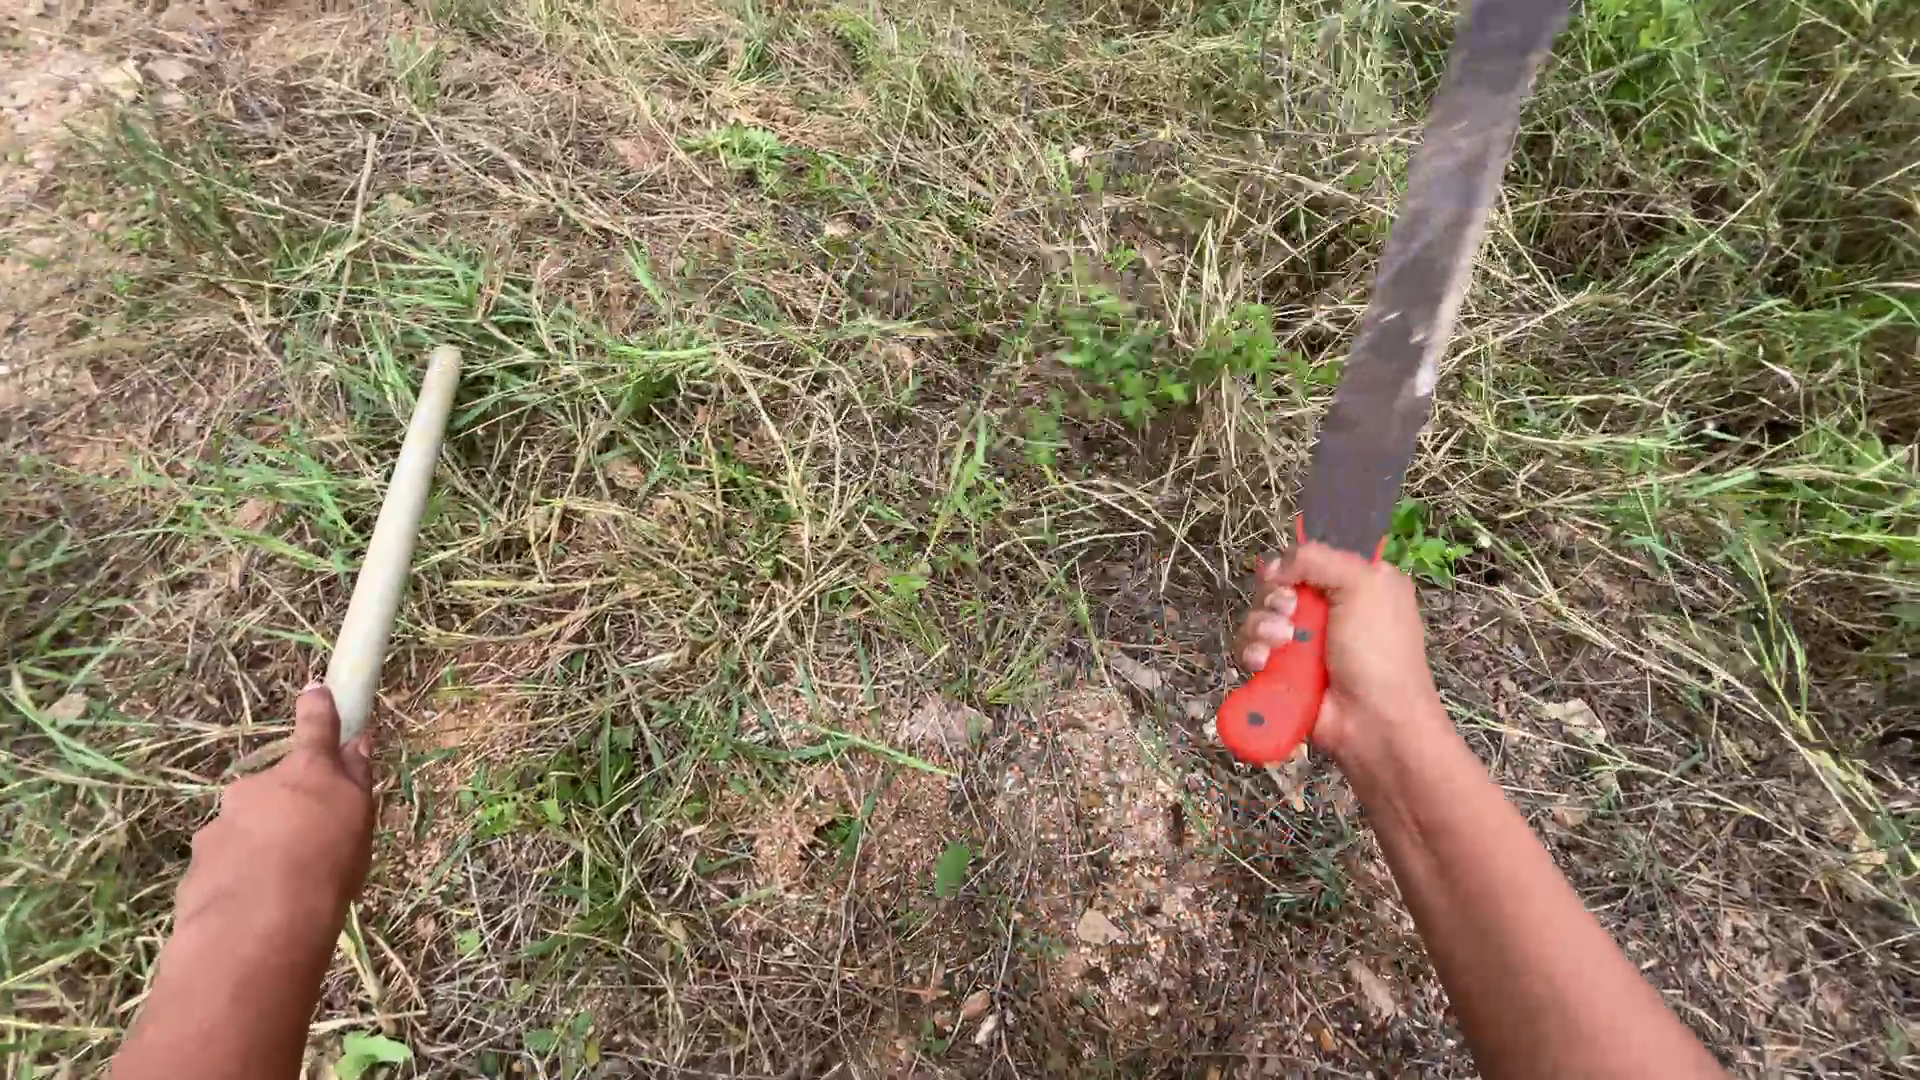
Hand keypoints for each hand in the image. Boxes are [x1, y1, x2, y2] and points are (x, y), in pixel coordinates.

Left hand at [175, 684, 373, 946]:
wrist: (258, 925)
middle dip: (292, 803)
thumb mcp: (362, 817)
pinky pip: (228, 859)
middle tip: (316, 836)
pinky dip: (245, 870)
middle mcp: (256, 787)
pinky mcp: (196, 863)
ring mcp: (220, 825)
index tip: (315, 688)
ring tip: (290, 878)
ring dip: (267, 841)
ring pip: (250, 825)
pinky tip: (262, 898)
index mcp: (306, 771)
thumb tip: (358, 743)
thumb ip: (357, 778)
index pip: (316, 728)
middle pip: (278, 786)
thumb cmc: (329, 861)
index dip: (319, 707)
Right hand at [1232, 542, 1444, 763]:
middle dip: (1274, 598)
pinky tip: (1263, 663)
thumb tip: (1275, 568)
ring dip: (1261, 627)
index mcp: (1357, 583)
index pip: (1309, 558)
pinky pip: (1249, 648)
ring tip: (1279, 644)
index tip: (1289, 576)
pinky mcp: (1282, 669)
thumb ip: (1318, 558)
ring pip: (1258, 617)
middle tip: (1289, 611)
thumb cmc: (1379, 652)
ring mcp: (1303, 641)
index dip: (1293, 564)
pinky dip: (1252, 652)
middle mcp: (1328, 609)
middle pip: (1276, 586)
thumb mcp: (1365, 586)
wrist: (1373, 722)